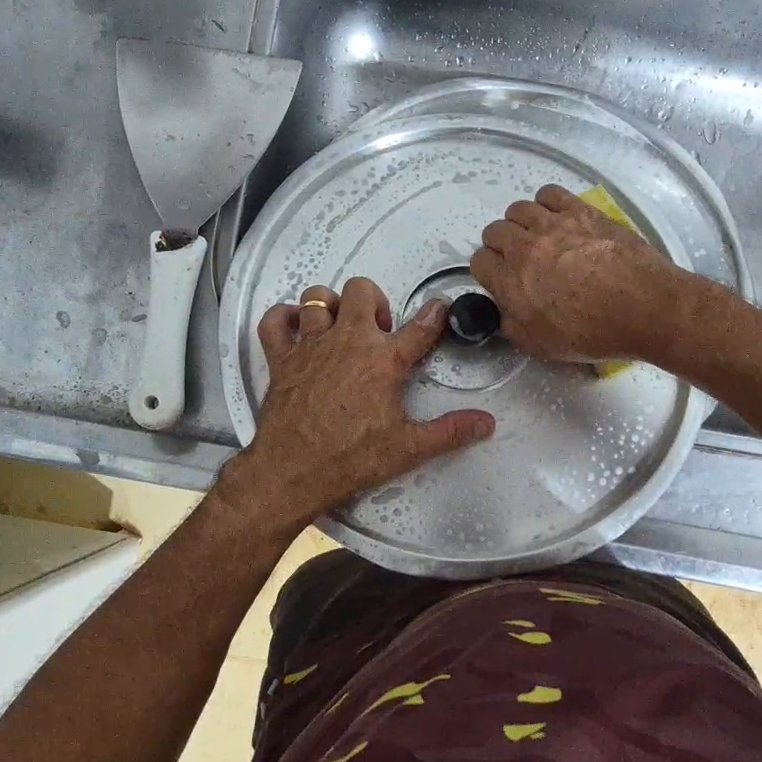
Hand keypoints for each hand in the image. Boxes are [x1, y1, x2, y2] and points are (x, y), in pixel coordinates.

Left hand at [225, 277, 495, 524]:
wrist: (293, 471)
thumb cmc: (353, 458)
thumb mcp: (409, 448)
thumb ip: (450, 431)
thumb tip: (487, 423)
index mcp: (383, 360)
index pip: (420, 326)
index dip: (435, 314)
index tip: (439, 309)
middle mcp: (347, 341)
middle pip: (361, 290)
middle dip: (374, 301)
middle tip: (378, 332)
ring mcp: (310, 346)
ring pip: (317, 297)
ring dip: (330, 305)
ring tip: (338, 328)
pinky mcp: (280, 358)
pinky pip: (274, 321)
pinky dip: (283, 318)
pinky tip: (295, 329)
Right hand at [471, 184, 687, 361]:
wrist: (644, 307)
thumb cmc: (593, 333)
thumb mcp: (542, 347)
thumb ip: (513, 327)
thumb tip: (505, 313)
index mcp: (511, 282)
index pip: (479, 262)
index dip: (489, 271)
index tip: (503, 279)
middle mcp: (525, 247)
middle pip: (494, 231)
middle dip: (501, 245)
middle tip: (520, 260)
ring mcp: (553, 224)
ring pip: (518, 209)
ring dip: (521, 223)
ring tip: (538, 237)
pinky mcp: (581, 211)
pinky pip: (549, 193)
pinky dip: (546, 203)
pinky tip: (557, 217)